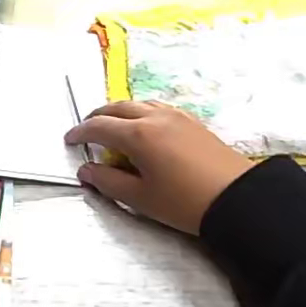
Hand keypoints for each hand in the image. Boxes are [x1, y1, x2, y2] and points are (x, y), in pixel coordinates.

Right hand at [65, 102, 253, 234]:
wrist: (236, 198)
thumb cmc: (184, 202)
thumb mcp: (141, 198)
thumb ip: (109, 182)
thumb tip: (86, 171)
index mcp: (138, 134)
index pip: (100, 126)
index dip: (81, 132)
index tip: (69, 140)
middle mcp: (155, 117)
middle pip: (118, 107)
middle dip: (98, 116)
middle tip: (86, 130)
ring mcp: (176, 116)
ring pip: (139, 104)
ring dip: (120, 112)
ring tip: (113, 127)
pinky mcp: (192, 121)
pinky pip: (157, 107)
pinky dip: (141, 112)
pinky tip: (144, 127)